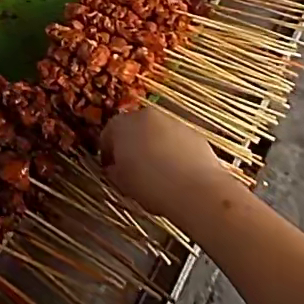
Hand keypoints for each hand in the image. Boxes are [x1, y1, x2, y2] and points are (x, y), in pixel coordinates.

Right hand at [100, 108, 228, 217]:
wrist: (196, 187)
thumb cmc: (152, 185)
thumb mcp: (123, 183)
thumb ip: (114, 171)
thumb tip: (115, 168)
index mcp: (122, 125)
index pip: (108, 134)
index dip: (107, 152)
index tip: (110, 167)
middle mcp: (145, 116)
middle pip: (132, 127)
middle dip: (130, 145)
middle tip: (131, 169)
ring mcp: (170, 120)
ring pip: (155, 131)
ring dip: (152, 145)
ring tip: (155, 172)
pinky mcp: (190, 130)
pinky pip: (174, 138)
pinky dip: (172, 149)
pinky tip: (175, 171)